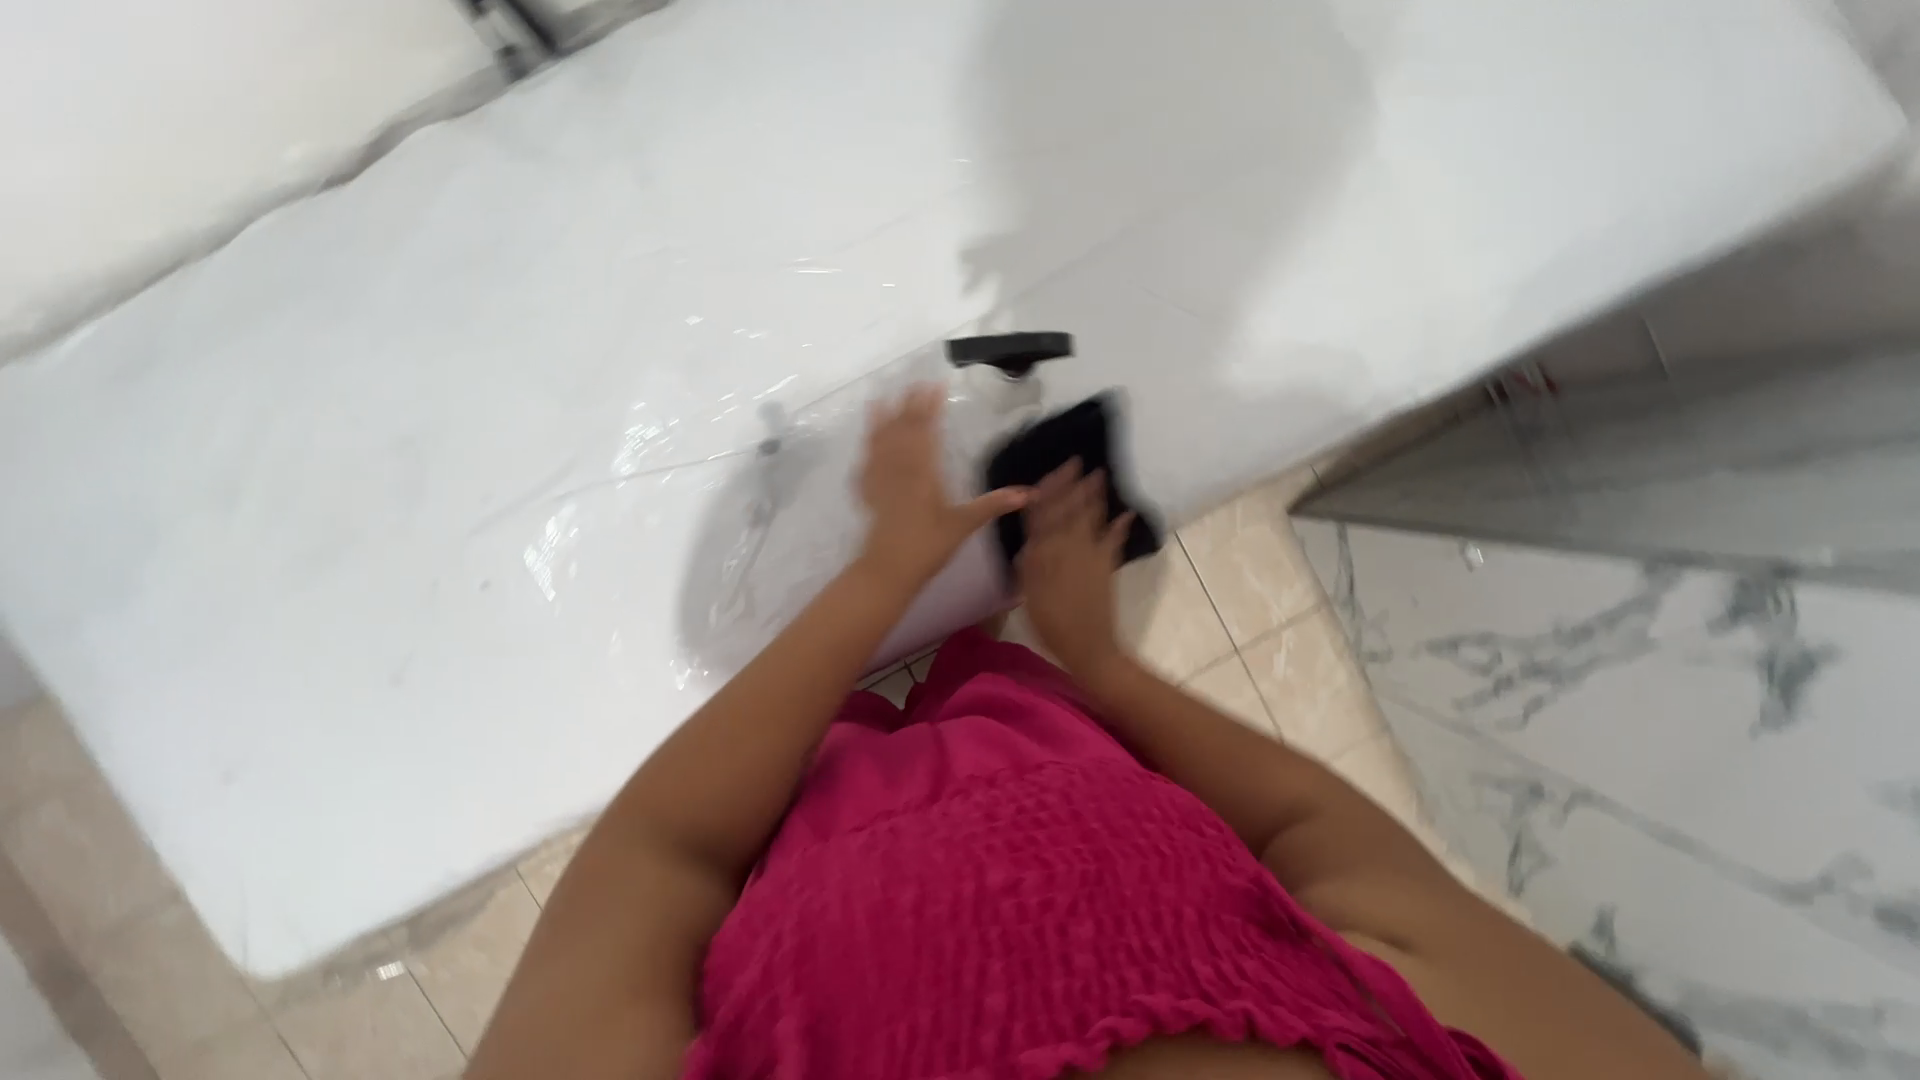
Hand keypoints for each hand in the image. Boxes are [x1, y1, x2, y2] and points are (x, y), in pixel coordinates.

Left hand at [855, 384, 1028, 590]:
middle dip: (909, 406)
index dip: (930, 407)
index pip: (927, 432)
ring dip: (883, 419)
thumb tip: (1029, 493)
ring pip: (880, 442)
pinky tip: (866, 439)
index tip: (935, 387)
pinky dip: (866, 447)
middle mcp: (899, 470)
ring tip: (882, 398)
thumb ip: (993, 505)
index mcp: (924, 473)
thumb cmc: (928, 547)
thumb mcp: (964, 525)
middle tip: (914, 383)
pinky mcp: (867, 494)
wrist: (888, 570)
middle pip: (903, 430)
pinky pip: (865, 463)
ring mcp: (880, 480)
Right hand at [1017, 459, 1134, 681]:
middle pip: (1069, 510)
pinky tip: (1127, 513)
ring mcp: (1091, 554)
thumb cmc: (1051, 624)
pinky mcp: (1107, 565)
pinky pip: (1114, 539)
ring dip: (1094, 496)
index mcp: (1046, 553)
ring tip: (1098, 476)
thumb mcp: (1029, 594)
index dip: (1047, 492)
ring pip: (1091, 518)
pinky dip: (1120, 525)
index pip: (1044, 515)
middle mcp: (1069, 547)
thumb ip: (1029, 565)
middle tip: (1077, 462)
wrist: (1088, 644)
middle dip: (1073, 485)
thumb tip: (1028, 540)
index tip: (1051, 471)